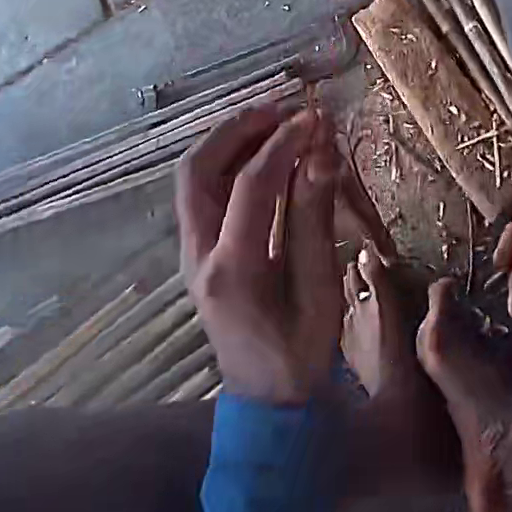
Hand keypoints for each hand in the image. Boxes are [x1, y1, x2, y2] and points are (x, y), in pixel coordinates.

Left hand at [175, 105, 345, 403]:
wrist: (266, 401)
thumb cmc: (300, 354)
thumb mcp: (320, 291)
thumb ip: (315, 220)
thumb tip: (322, 154)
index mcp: (231, 270)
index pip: (250, 187)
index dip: (283, 145)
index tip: (314, 120)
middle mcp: (197, 254)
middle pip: (196, 170)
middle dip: (236, 130)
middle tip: (279, 110)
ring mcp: (189, 251)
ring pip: (193, 177)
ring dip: (228, 141)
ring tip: (272, 122)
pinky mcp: (195, 249)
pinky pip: (201, 191)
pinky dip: (226, 161)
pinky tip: (259, 153)